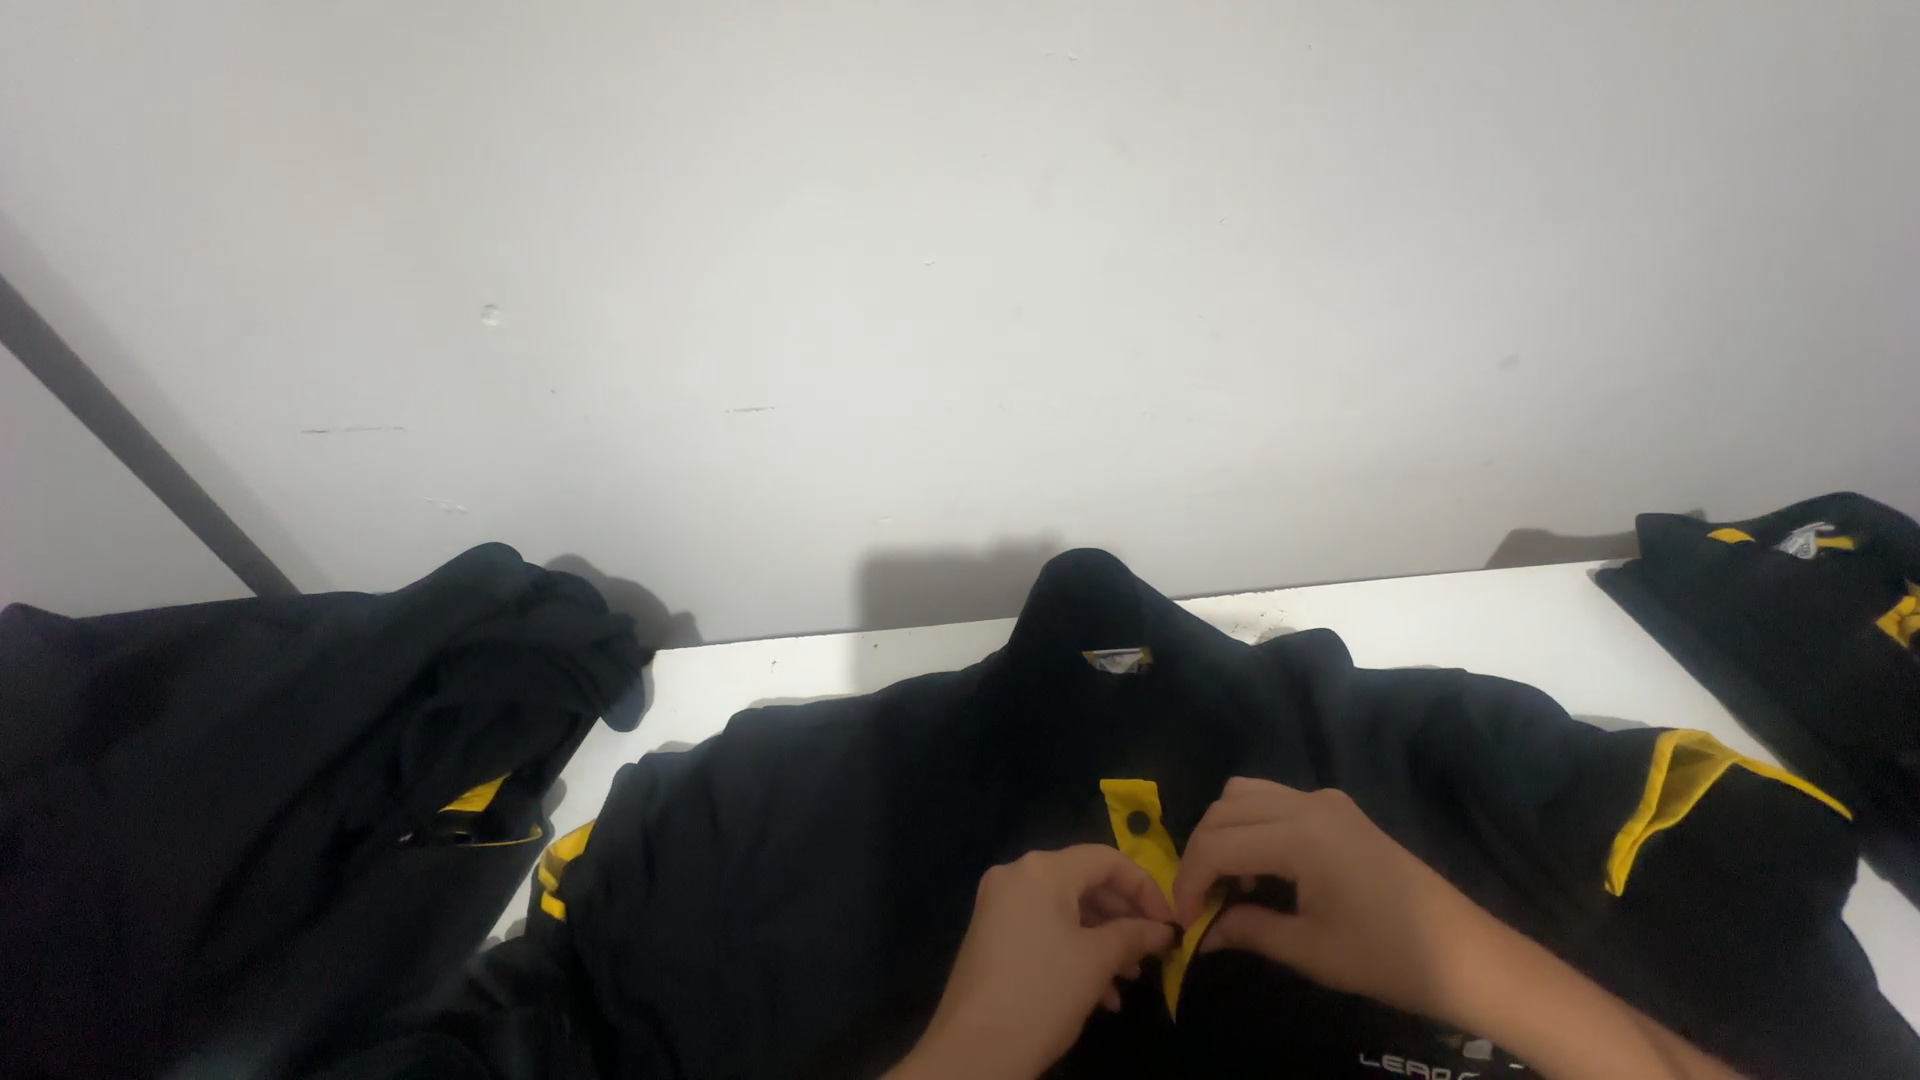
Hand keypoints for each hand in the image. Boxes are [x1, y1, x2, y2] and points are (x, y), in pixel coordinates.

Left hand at [888, 845, 1175, 1079]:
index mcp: (1042, 868)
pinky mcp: (992, 932)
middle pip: (1084, 881)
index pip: (1106, 859)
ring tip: (1129, 978)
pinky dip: (1073, 949)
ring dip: (1102, 939)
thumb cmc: (1041, 993)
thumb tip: (1164, 930)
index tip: (1171, 924)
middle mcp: (1017, 873)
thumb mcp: (1096, 962)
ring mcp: (1000, 902)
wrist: (973, 1050)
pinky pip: (1043, 926)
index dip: (1145, 887)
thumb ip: (1134, 936)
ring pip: (1065, 908)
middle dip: (1123, 917)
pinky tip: (1100, 993)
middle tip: (1153, 952)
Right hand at [1170, 778, 1492, 1023]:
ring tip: (1231, 882)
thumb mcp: (1310, 951)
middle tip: (1200, 902)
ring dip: (1224, 832)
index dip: (1190, 880)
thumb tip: (1201, 934)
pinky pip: (1273, 798)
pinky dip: (1251, 824)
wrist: (1470, 957)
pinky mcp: (1338, 808)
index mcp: (1300, 836)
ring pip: (1244, 794)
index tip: (1183, 919)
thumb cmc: (1389, 959)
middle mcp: (1307, 802)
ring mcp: (1326, 800)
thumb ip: (1246, 929)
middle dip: (1201, 853)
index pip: (1218, 844)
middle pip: (1224, 810)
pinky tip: (1264, 869)